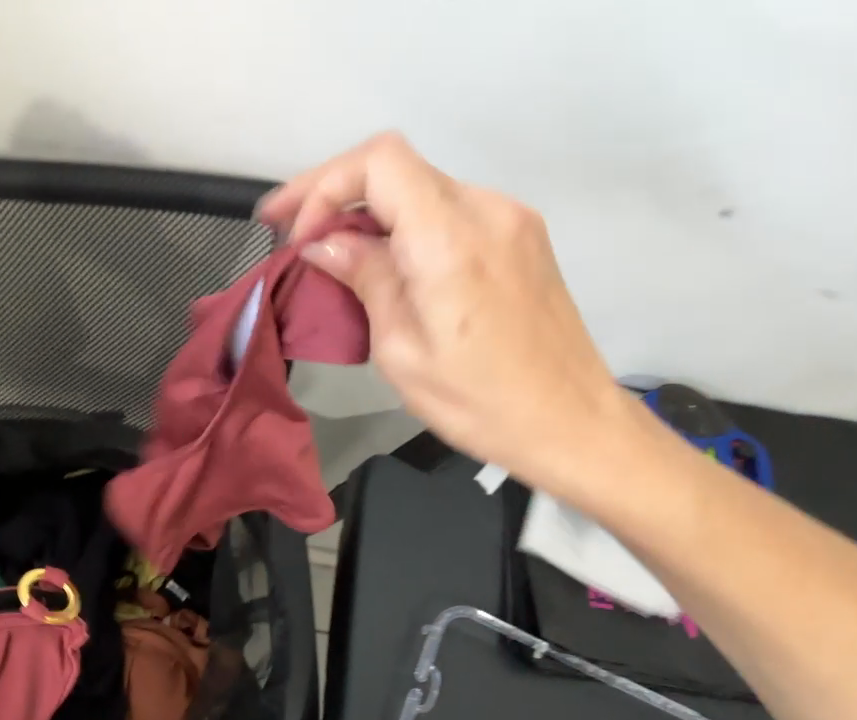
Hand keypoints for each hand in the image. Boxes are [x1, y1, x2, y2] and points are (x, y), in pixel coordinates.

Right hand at [256, 133, 647, 502]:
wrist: (570, 420)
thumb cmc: (479, 401)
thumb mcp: (400, 349)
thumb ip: (365, 280)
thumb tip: (327, 245)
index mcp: (450, 238)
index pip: (379, 162)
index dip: (325, 186)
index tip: (298, 234)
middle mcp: (486, 210)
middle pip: (397, 168)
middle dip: (334, 193)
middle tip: (286, 228)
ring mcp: (509, 220)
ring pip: (420, 189)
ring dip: (368, 212)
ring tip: (328, 252)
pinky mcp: (519, 238)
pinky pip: (448, 213)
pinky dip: (404, 227)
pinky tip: (381, 264)